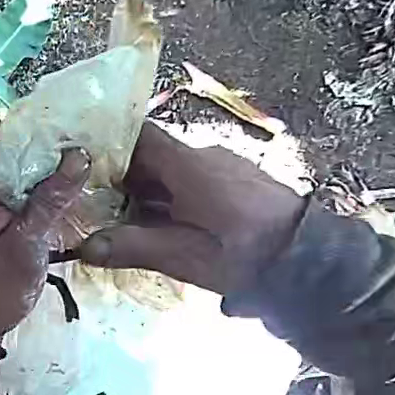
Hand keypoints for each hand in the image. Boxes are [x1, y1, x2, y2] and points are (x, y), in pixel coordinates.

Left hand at [0, 149, 88, 337]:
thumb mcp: (25, 249)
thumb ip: (48, 203)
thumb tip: (78, 156)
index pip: (16, 155)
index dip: (51, 151)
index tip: (85, 151)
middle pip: (11, 172)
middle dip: (46, 173)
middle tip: (87, 174)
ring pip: (7, 193)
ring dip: (36, 195)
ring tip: (74, 192)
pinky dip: (21, 213)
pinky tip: (47, 218)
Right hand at [77, 124, 304, 294]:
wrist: (310, 259)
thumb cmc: (243, 253)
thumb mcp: (183, 255)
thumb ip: (133, 247)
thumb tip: (85, 247)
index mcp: (188, 165)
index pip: (139, 136)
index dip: (108, 146)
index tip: (84, 166)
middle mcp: (204, 156)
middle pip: (151, 154)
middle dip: (122, 176)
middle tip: (94, 200)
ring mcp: (223, 166)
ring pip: (171, 168)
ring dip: (146, 189)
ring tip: (123, 218)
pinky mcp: (236, 181)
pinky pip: (191, 178)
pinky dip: (170, 195)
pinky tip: (164, 222)